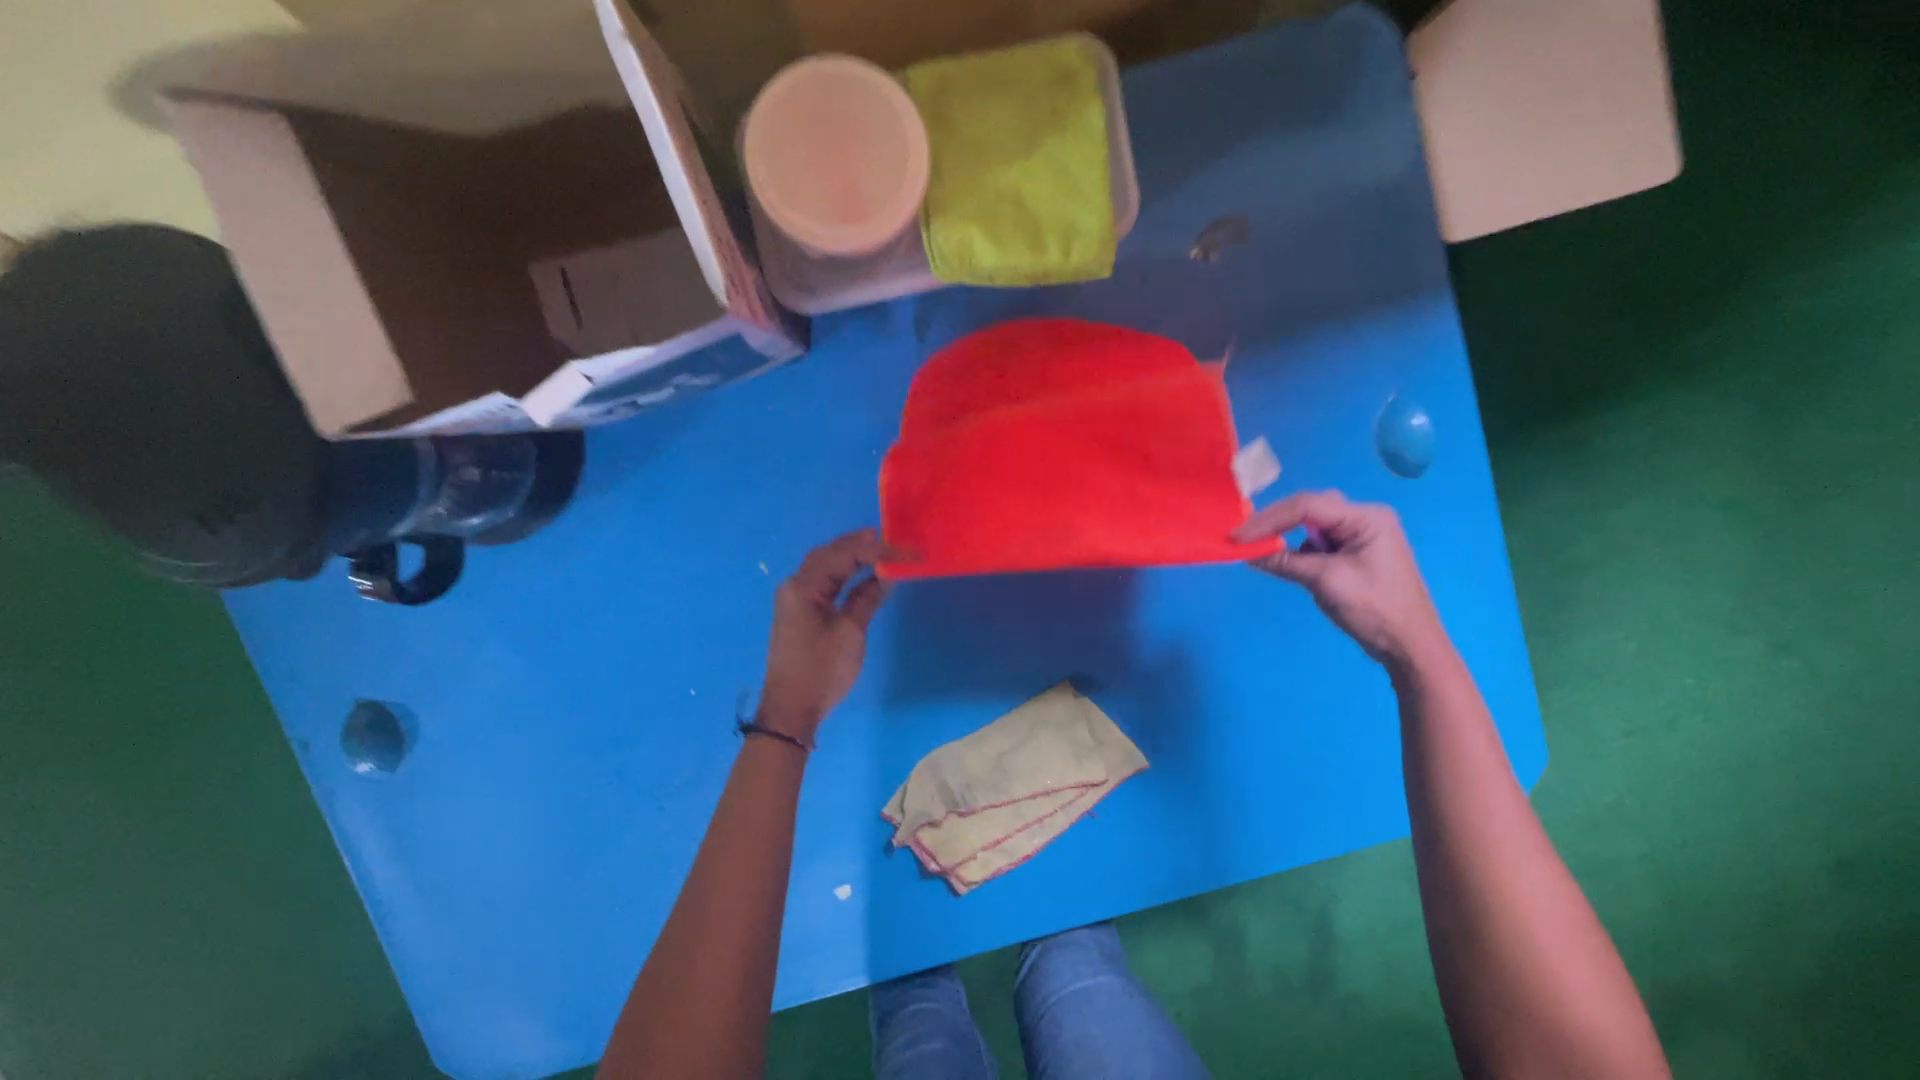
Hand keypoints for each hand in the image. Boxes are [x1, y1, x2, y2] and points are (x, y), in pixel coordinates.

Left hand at [758, 529, 895, 743]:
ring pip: (827, 566)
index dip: (877, 549)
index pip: (844, 554)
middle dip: (861, 544)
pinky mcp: (801, 612)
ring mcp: (796, 599)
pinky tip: (865, 574)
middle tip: (892, 539)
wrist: (792, 708)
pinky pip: (825, 583)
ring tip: (883, 550)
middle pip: (830, 553)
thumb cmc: (822, 670)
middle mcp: (796, 585)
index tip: (907, 551)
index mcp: (804, 586)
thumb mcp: (851, 632)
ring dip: (853, 557)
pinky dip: (846, 575)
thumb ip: (868, 597)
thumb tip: (888, 574)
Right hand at [1234, 491, 1445, 666]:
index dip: (1269, 519)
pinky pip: (1319, 542)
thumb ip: (1285, 562)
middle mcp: (1365, 518)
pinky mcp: (1355, 553)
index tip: (1238, 536)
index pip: (1307, 506)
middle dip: (1275, 522)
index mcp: (1366, 517)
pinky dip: (1298, 549)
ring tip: (1257, 547)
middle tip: (1242, 538)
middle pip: (1310, 509)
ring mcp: (1361, 535)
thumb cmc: (1375, 610)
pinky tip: (1283, 558)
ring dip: (1286, 534)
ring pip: (1312, 524)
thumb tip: (1245, 552)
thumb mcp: (1326, 582)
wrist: (1410, 647)